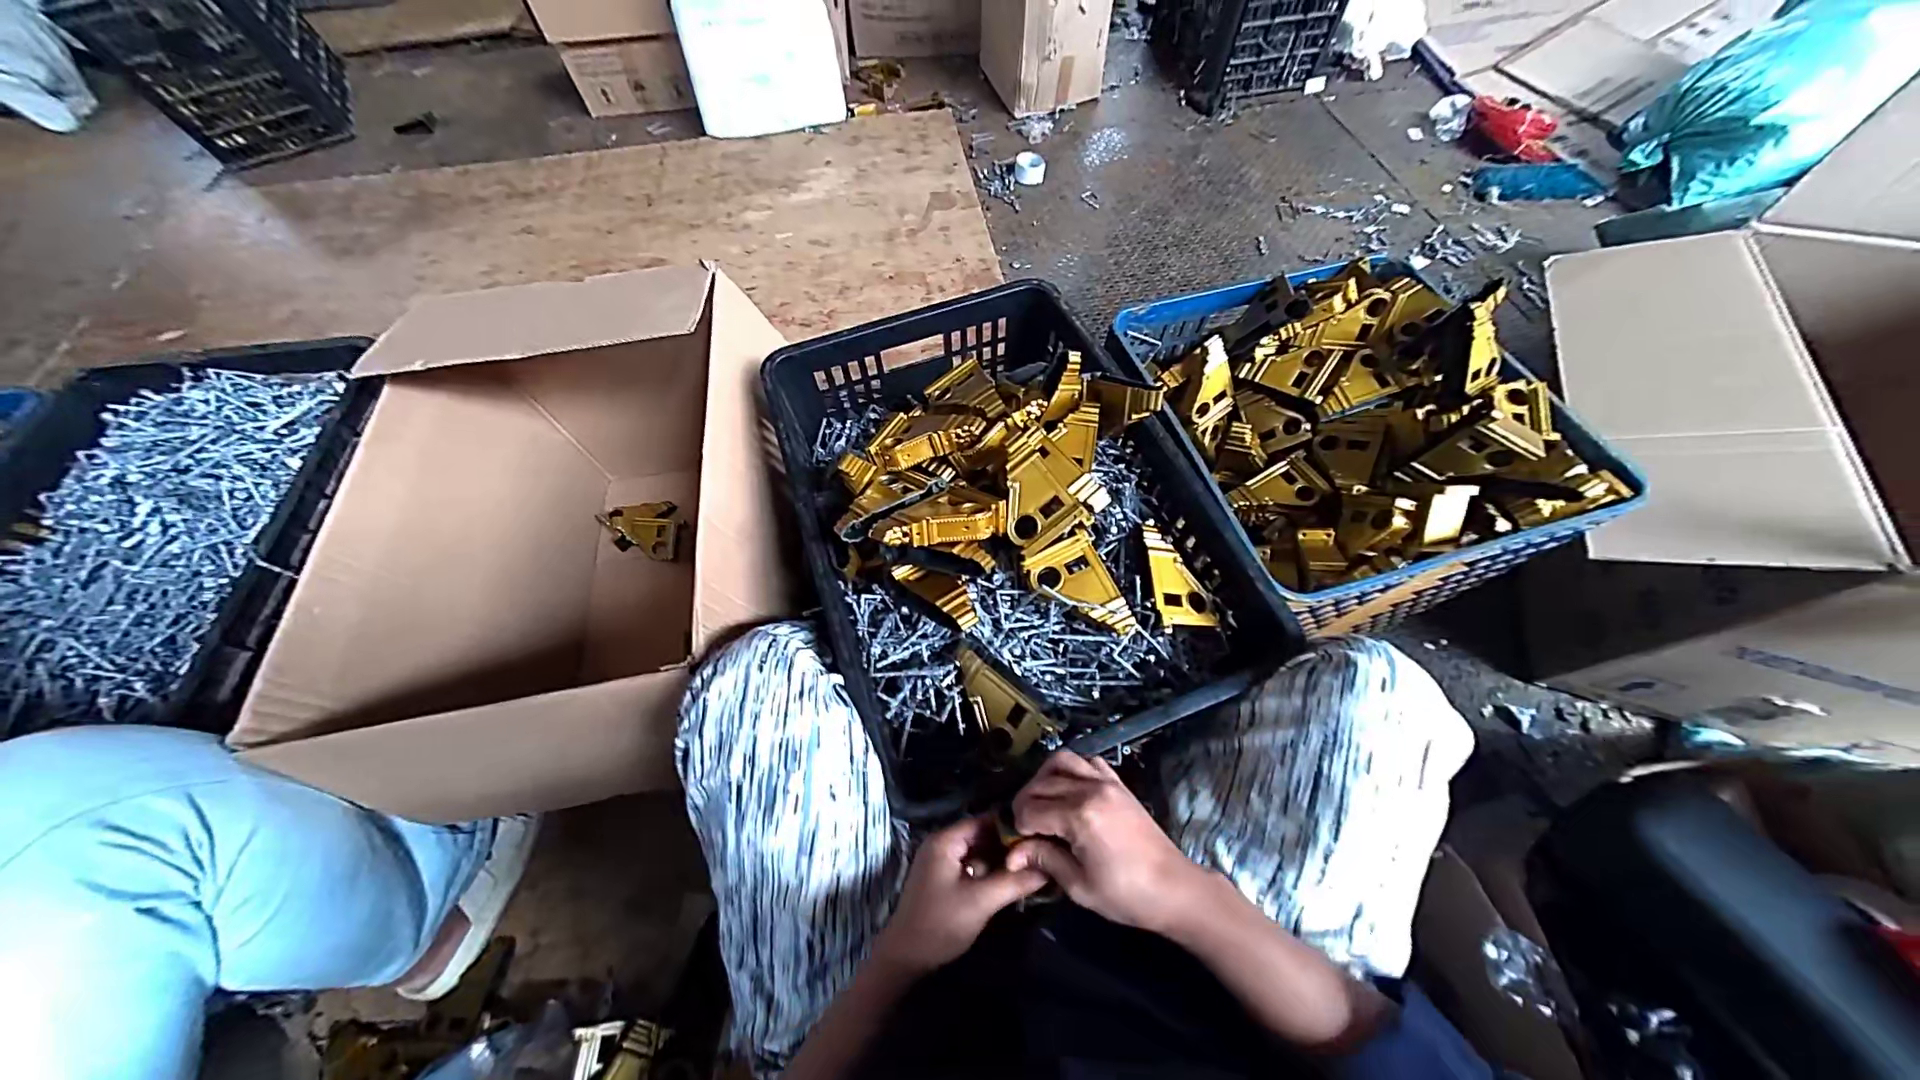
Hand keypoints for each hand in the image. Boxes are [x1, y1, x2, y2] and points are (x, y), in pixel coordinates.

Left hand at [871, 814, 1048, 975]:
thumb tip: (1048, 868)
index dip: (1012, 827)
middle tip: (1039, 853)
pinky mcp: (943, 878)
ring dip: (1001, 859)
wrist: (905, 959)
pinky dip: (989, 871)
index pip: (984, 820)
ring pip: (978, 851)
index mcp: (945, 840)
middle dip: (1008, 845)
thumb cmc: (940, 924)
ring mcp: (941, 861)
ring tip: (1031, 865)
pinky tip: (1010, 881)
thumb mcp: (981, 902)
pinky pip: (972, 865)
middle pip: (982, 835)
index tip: (1039, 835)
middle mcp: (942, 844)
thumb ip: (1014, 882)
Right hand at [1005, 751, 1212, 934]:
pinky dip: (1072, 770)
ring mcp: (1106, 781)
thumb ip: (1044, 860)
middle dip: (1025, 803)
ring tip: (1043, 803)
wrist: (1174, 888)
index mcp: (1079, 815)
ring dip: (1044, 779)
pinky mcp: (1118, 783)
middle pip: (1040, 783)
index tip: (1019, 844)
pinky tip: (1069, 792)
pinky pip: (1087, 761)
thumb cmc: (1126, 895)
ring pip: (1061, 761)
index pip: (1030, 809)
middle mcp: (1090, 789)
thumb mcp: (1079, 885)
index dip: (1018, 826)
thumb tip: (1012, 854)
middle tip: (1025, 828)